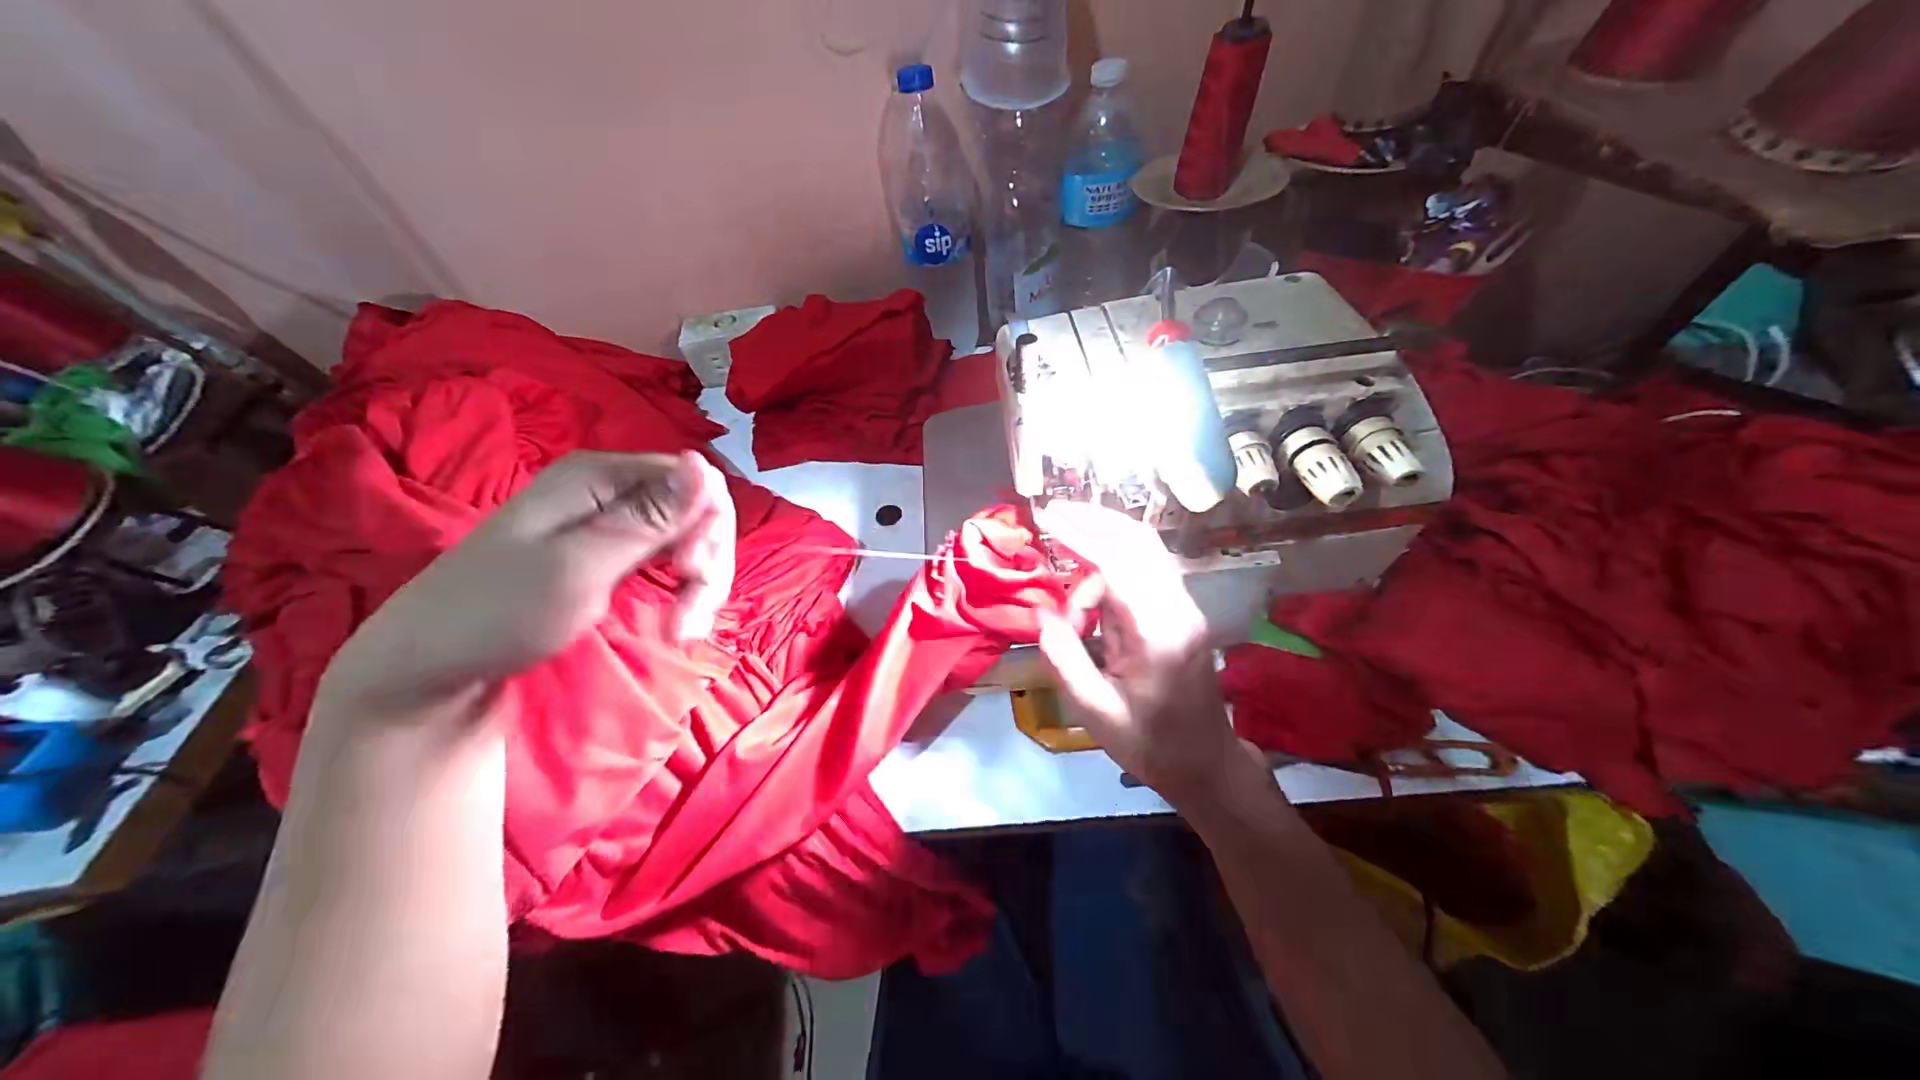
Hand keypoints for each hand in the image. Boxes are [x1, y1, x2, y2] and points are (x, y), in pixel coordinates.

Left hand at [317, 450, 734, 714]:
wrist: (430, 668)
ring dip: (699, 587)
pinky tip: (674, 627)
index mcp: (597, 477)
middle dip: (707, 564)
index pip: (697, 480)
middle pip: (697, 512)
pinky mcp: (610, 560)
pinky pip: (669, 566)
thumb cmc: (497, 614)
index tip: (691, 574)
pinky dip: (682, 596)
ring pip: (689, 542)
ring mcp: (608, 527)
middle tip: (690, 619)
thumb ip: (646, 518)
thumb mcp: (578, 567)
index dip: (709, 526)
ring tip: (681, 633)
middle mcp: (608, 492)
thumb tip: (704, 463)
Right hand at [1033, 502, 1268, 808]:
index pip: (1117, 564)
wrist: (1206, 764)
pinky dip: (1116, 559)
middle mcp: (1178, 610)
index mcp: (1157, 634)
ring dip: (1104, 541)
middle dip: (1095, 521)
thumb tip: (1044, 613)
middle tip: (1055, 513)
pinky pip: (1148, 569)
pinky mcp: (1183, 614)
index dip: (1080, 535)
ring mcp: (1186, 609)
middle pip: (1139, 542)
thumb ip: (1065, 657)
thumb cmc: (1149, 744)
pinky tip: (1090, 572)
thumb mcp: (1094, 711)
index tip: (1047, 517)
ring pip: (1146, 551)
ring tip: (1065, 547)